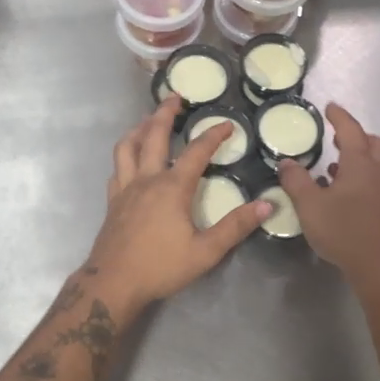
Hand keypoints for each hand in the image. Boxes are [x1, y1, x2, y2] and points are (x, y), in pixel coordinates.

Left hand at [84, 98, 271, 306]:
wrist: (113, 283)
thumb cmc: (161, 267)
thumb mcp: (206, 251)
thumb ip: (236, 227)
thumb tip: (267, 205)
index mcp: (172, 188)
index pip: (196, 152)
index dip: (213, 135)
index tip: (227, 125)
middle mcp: (146, 180)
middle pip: (154, 136)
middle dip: (165, 113)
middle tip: (176, 98)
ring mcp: (125, 189)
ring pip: (127, 147)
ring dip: (139, 128)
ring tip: (149, 121)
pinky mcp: (112, 202)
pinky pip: (117, 168)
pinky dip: (126, 156)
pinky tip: (131, 160)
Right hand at [277, 103, 379, 291]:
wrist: (377, 264)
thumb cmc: (343, 230)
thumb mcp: (310, 205)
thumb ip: (296, 181)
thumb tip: (286, 162)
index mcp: (359, 163)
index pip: (350, 130)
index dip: (339, 117)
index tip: (329, 107)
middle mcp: (375, 172)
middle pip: (370, 143)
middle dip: (353, 135)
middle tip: (334, 134)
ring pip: (371, 163)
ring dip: (354, 157)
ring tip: (331, 163)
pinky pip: (369, 180)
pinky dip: (355, 176)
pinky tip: (337, 191)